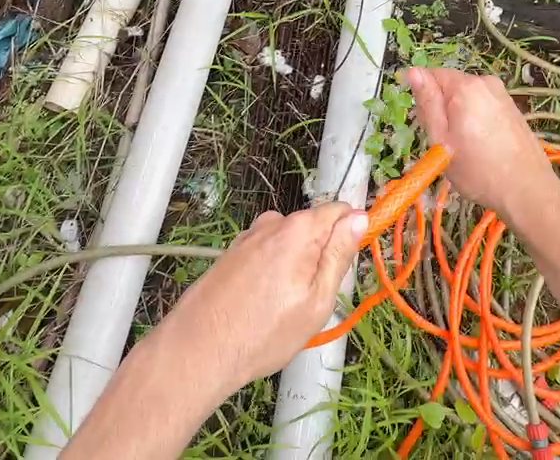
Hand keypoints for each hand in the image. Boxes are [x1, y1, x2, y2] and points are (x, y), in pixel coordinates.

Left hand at [142, 203, 368, 395]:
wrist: (199, 348)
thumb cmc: (265, 332)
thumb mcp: (316, 301)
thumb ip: (339, 255)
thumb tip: (359, 217)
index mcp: (298, 229)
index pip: (339, 210)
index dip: (350, 234)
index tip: (346, 266)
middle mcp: (273, 222)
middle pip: (314, 227)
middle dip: (321, 255)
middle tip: (313, 298)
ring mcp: (250, 235)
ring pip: (291, 242)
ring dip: (297, 265)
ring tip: (284, 307)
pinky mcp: (234, 250)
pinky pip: (268, 251)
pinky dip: (273, 271)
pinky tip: (261, 304)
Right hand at [405, 67, 558, 218]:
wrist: (528, 191)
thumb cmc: (478, 170)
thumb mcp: (441, 140)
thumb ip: (427, 103)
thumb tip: (413, 71)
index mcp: (465, 86)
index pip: (431, 75)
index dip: (425, 101)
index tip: (430, 127)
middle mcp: (486, 82)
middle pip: (450, 87)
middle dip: (442, 110)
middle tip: (447, 143)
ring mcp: (503, 94)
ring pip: (466, 98)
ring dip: (459, 117)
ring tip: (465, 148)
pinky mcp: (512, 108)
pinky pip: (483, 106)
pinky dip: (476, 121)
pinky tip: (483, 147)